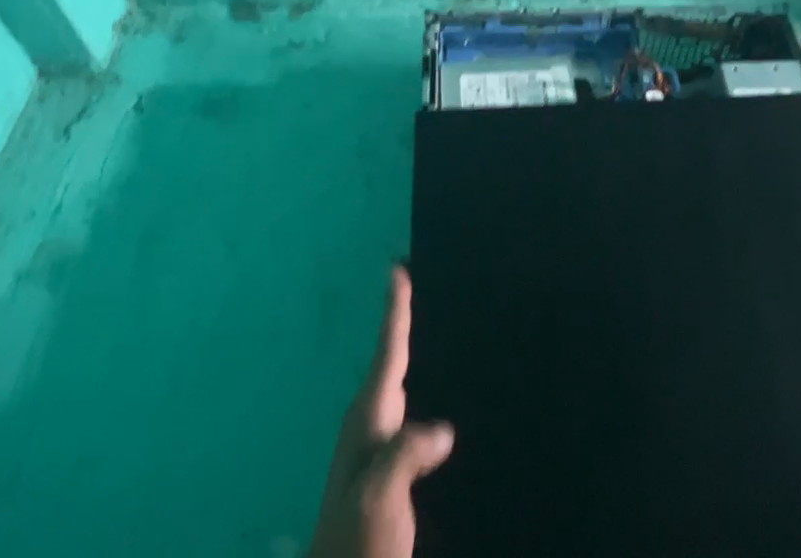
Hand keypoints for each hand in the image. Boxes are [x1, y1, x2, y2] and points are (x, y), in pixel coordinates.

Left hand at [309, 267, 454, 557]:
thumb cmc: (357, 538)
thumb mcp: (380, 494)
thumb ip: (406, 455)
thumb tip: (443, 429)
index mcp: (368, 420)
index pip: (386, 353)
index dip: (395, 311)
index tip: (398, 270)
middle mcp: (370, 424)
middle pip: (389, 360)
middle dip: (401, 323)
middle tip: (414, 285)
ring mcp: (376, 445)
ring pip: (397, 383)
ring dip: (408, 353)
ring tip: (426, 325)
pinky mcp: (388, 466)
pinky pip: (408, 410)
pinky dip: (419, 386)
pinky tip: (435, 394)